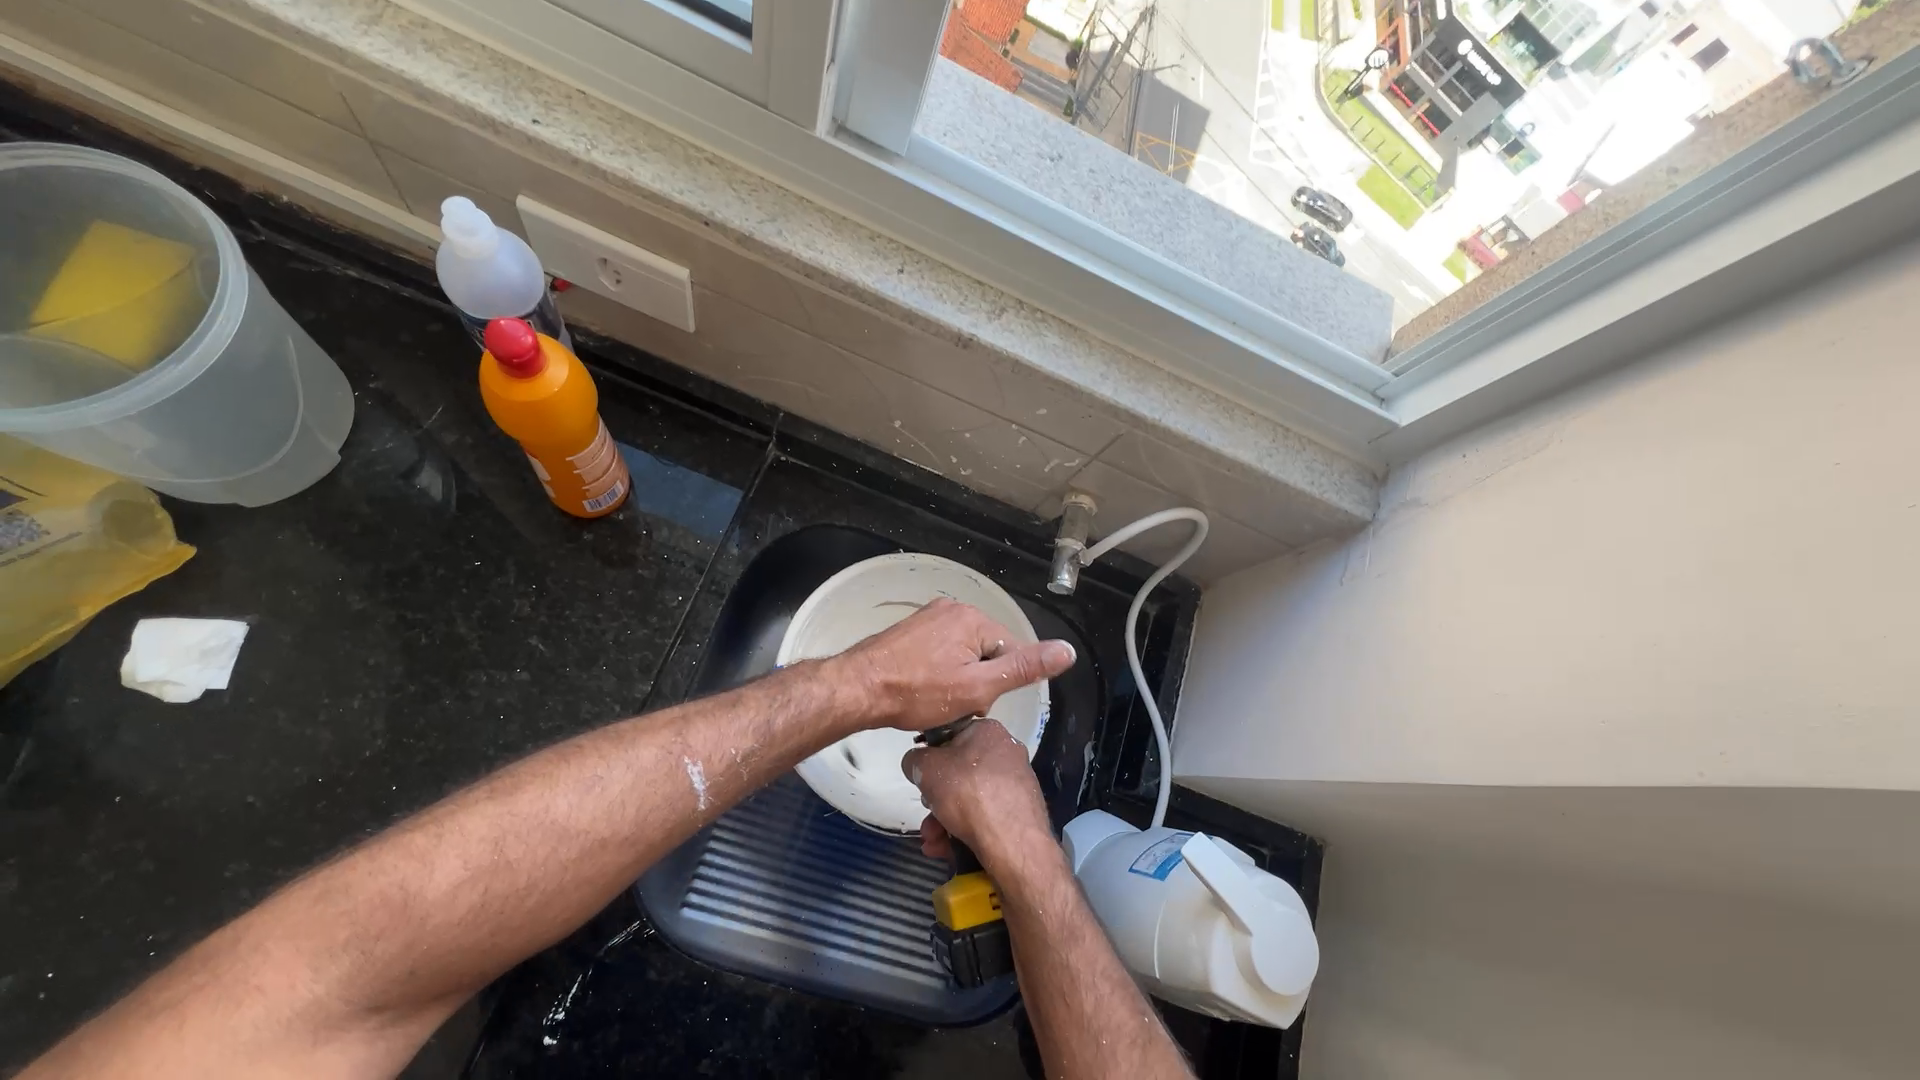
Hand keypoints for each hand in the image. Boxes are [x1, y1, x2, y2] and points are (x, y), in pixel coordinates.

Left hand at [835, 597, 1075, 733]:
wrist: (857, 690)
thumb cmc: (916, 692)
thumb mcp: (978, 687)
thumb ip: (1023, 668)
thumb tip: (1067, 651)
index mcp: (973, 618)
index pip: (1011, 652)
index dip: (998, 683)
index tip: (976, 703)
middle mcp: (952, 609)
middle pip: (986, 652)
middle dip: (977, 682)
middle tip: (954, 706)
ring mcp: (928, 617)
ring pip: (963, 655)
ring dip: (957, 680)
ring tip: (936, 702)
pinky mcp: (910, 630)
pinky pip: (940, 652)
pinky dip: (938, 673)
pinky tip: (922, 692)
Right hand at [902, 719, 1053, 872]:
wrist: (1012, 841)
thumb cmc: (968, 792)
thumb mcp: (926, 768)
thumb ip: (914, 760)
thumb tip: (917, 763)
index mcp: (988, 731)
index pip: (951, 736)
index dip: (931, 756)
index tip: (922, 776)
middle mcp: (1006, 753)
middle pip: (958, 773)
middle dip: (935, 798)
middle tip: (926, 811)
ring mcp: (1015, 784)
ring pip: (969, 799)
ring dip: (943, 820)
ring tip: (932, 839)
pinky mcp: (1019, 813)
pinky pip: (983, 817)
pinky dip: (962, 831)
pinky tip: (944, 849)